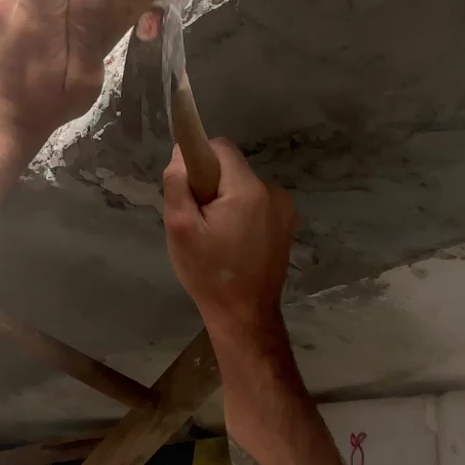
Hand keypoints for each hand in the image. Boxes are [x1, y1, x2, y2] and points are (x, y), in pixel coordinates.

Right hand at [163, 138, 296, 334]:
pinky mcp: (286, 224)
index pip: (220, 147)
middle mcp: (272, 192)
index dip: (198, 159)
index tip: (188, 188)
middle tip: (197, 219)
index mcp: (248, 189)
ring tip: (214, 235)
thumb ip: (177, 183)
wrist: (245, 317)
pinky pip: (255, 202)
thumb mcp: (180, 227)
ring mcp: (284, 209)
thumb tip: (181, 154)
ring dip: (225, 199)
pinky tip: (232, 241)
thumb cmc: (208, 272)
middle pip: (231, 167)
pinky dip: (241, 212)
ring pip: (242, 184)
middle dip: (210, 184)